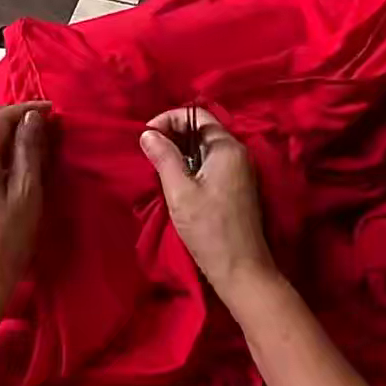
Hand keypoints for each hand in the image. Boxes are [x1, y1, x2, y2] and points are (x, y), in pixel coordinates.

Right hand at [139, 106, 277, 295]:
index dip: (168, 119)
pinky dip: (190, 165)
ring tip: (157, 165)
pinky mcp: (236, 187)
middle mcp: (238, 153)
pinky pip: (210, 164)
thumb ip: (164, 157)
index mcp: (227, 148)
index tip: (145, 135)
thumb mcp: (179, 191)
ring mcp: (239, 171)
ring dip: (180, 151)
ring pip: (204, 148)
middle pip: (202, 130)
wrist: (240, 268)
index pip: (197, 116)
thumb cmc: (209, 229)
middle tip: (148, 150)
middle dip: (172, 134)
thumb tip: (148, 134)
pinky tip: (174, 180)